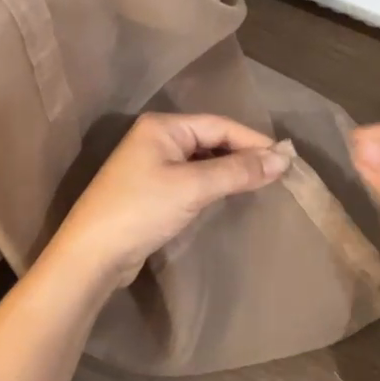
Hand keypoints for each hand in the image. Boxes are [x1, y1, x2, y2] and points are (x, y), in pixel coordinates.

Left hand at [44, 113, 292, 290]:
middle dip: (244, 155)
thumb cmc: (141, 210)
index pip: (219, 125)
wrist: (92, 255)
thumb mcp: (193, 187)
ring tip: (263, 185)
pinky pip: (191, 179)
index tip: (288, 160)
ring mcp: (151, 165)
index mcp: (162, 126)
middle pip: (211, 139)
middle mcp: (156, 138)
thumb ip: (238, 171)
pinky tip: (231, 196)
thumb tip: (283, 158)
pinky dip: (213, 185)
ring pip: (202, 161)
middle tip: (280, 174)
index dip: (254, 141)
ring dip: (230, 171)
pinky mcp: (151, 191)